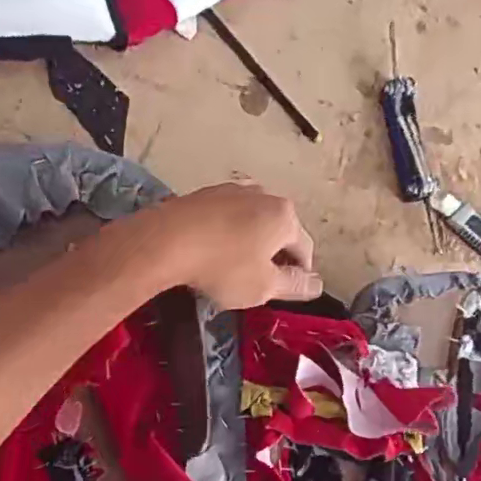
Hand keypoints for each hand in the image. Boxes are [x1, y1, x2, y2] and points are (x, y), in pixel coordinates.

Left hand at [138, 182, 322, 308]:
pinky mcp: (203, 193)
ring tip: (235, 267)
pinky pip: (226, 217)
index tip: (288, 291)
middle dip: (275, 256)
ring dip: (251, 243)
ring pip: (252, 221)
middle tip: (261, 282)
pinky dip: (227, 234)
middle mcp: (263, 194)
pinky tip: (213, 251)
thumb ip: (294, 285)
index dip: (301, 274)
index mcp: (285, 216)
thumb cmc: (222, 267)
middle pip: (280, 231)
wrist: (164, 241)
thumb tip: (316, 283)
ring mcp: (231, 189)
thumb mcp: (264, 287)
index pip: (305, 249)